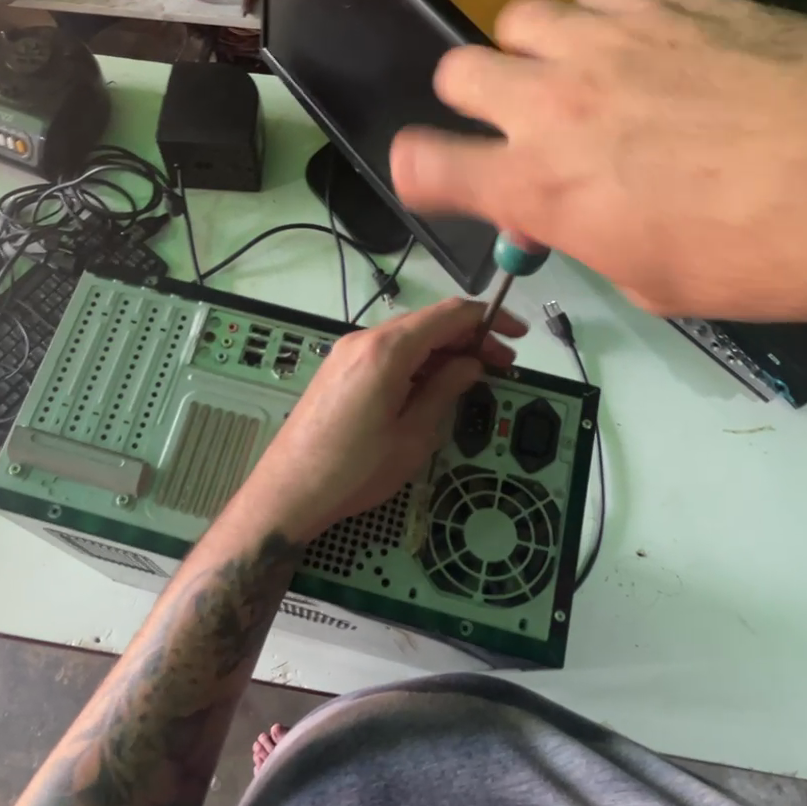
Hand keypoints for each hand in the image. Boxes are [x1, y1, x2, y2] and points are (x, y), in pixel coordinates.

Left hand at [236, 299, 526, 540]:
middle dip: (469, 340)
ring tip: (470, 380)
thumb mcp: (413, 435)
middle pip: (429, 323)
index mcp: (387, 351)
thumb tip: (470, 365)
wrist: (289, 491)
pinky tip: (432, 387)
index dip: (489, 320)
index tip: (517, 337)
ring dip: (443, 352)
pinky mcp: (337, 369)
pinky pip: (386, 353)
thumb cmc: (354, 470)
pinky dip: (416, 362)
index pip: (450, 314)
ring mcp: (346, 353)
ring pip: (408, 338)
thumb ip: (445, 390)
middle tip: (501, 368)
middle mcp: (364, 340)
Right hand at [389, 0, 806, 335]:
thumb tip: (568, 211)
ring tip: (579, 78)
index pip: (422, 163)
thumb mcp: (648, 280)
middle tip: (519, 126)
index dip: (417, 171)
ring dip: (532, 54)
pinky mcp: (671, 2)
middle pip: (456, 71)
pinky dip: (597, 21)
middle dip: (473, 102)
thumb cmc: (759, 260)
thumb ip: (585, 236)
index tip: (440, 179)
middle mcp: (553, 104)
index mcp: (538, 186)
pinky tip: (639, 48)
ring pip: (519, 19)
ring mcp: (609, 41)